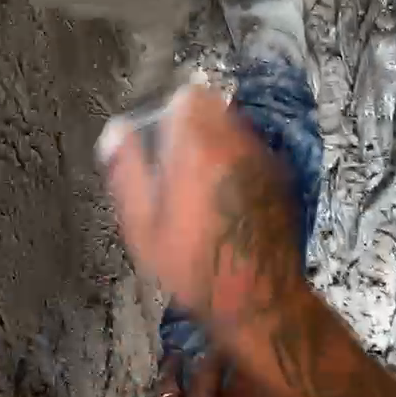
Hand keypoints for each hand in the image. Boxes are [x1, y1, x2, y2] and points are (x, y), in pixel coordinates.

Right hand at [98, 85, 303, 327]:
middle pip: (213, 105)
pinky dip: (238, 160)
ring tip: (202, 181)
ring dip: (216, 140)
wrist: (259, 299)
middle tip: (177, 159)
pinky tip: (227, 197)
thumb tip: (115, 133)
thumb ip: (127, 170)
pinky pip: (252, 150)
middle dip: (193, 123)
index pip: (188, 97)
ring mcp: (262, 158)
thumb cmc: (194, 266)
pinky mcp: (280, 176)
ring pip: (234, 126)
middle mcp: (234, 143)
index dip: (170, 112)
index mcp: (197, 147)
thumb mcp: (143, 226)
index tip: (160, 137)